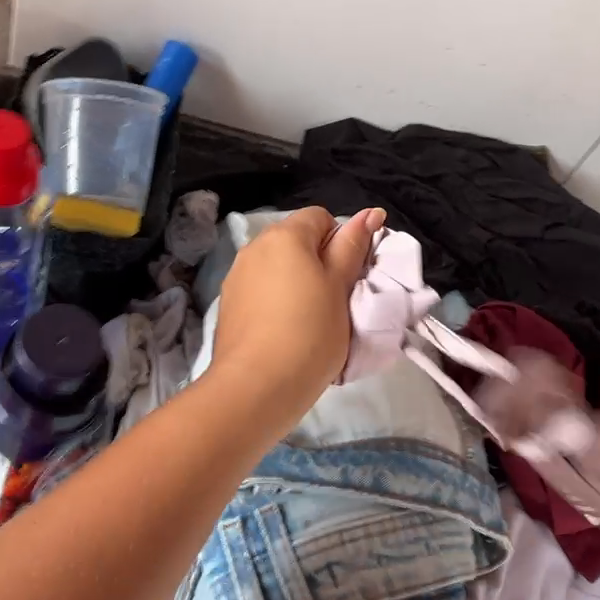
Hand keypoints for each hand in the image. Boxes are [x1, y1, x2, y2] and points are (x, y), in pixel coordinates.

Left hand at [208, 206, 385, 429]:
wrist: (256, 386)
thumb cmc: (310, 333)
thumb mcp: (341, 288)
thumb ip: (353, 247)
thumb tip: (370, 213)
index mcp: (284, 235)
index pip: (320, 217)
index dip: (340, 242)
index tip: (347, 277)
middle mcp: (254, 247)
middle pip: (295, 241)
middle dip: (317, 262)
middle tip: (333, 301)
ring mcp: (236, 276)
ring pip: (277, 268)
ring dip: (295, 283)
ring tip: (308, 321)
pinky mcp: (228, 305)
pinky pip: (260, 291)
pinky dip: (275, 303)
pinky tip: (283, 333)